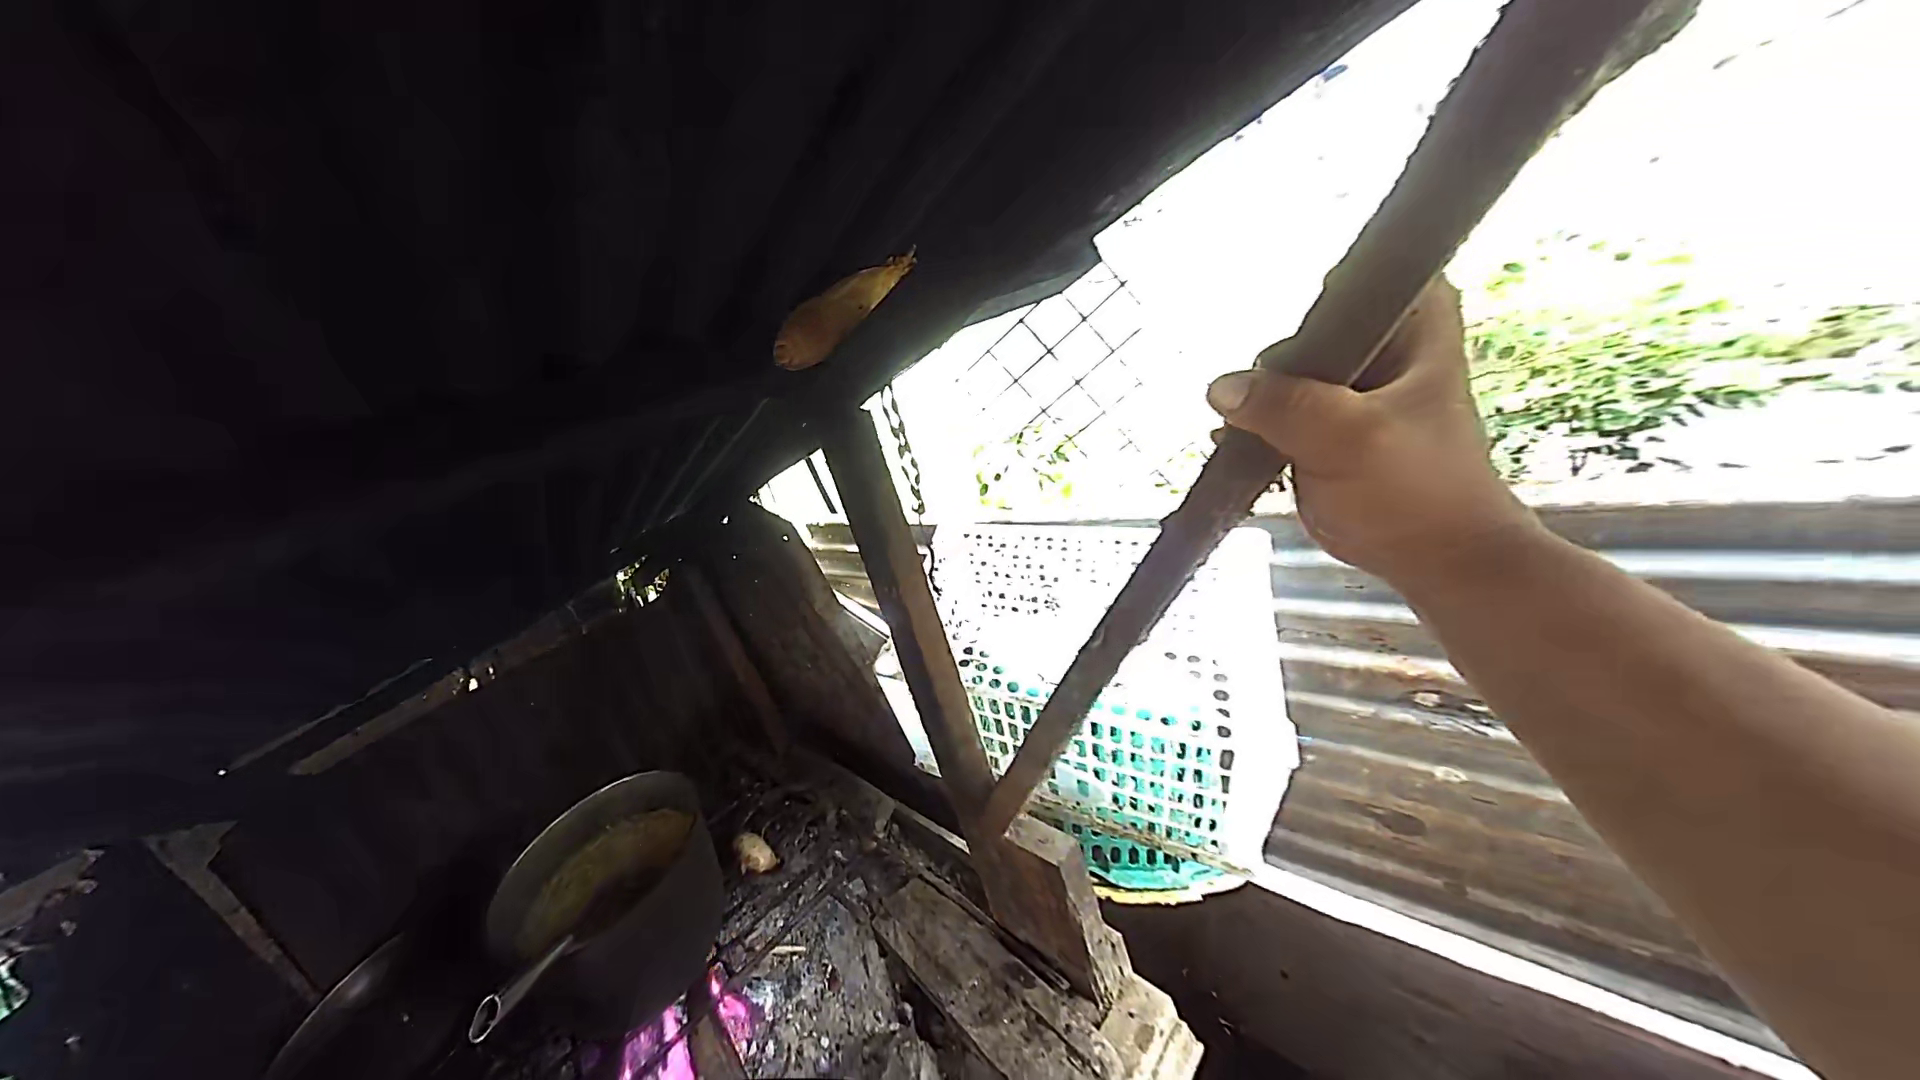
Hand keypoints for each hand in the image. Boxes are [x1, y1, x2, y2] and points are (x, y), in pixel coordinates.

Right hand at [1205, 277, 1542, 586]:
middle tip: (1269, 394)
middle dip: (1277, 361)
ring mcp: (1344, 394)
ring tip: (1244, 419)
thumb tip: (1220, 388)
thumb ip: (1284, 406)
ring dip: (1258, 395)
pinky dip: (1252, 424)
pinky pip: (1274, 413)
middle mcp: (1377, 351)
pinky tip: (1233, 437)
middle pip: (1308, 329)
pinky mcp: (1320, 431)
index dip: (1328, 289)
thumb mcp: (1349, 439)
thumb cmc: (1414, 491)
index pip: (1368, 274)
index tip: (1296, 323)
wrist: (1430, 557)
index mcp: (1412, 328)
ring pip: (1286, 375)